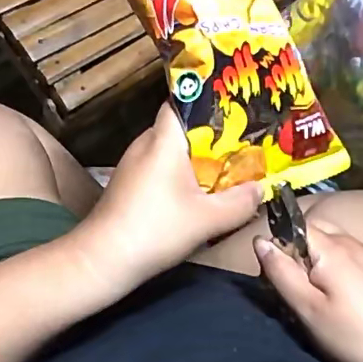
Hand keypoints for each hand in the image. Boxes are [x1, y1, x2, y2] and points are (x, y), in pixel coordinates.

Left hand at [69, 104, 263, 290]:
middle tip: (245, 147)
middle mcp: (145, 144)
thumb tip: (260, 188)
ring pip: (171, 153)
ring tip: (228, 172)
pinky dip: (181, 179)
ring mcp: (132, 166)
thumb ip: (240, 202)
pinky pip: (160, 171)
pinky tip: (198, 197)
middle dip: (212, 138)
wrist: (102, 260)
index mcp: (164, 139)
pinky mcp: (128, 186)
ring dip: (197, 162)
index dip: (209, 102)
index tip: (237, 111)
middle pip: (182, 130)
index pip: (183, 101)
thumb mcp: (208, 219)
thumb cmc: (155, 229)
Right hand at [253, 220, 362, 361]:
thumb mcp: (306, 307)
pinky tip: (338, 295)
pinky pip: (348, 254)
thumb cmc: (350, 335)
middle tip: (293, 282)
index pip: (296, 225)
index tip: (275, 272)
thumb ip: (280, 271)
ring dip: (316, 256)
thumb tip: (260, 240)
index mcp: (333, 248)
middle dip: (297, 246)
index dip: (279, 243)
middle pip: (316, 229)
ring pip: (333, 241)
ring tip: (314, 291)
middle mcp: (354, 243)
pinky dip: (334, 263)